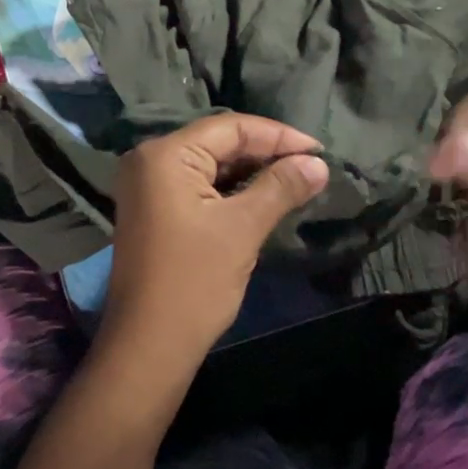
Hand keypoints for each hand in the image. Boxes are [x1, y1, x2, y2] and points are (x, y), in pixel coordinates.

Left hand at [105, 113, 329, 357]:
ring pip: (208, 163)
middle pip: (217, 141)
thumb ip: (280, 188)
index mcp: (164, 154)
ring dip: (250, 170)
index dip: (277, 135)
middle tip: (312, 165)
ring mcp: (146, 184)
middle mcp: (149, 159)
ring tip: (296, 178)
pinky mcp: (151, 207)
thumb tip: (317, 162)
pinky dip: (229, 187)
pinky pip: (196, 183)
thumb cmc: (195, 280)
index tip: (320, 150)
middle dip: (266, 151)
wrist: (149, 341)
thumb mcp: (242, 228)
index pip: (228, 127)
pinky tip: (262, 195)